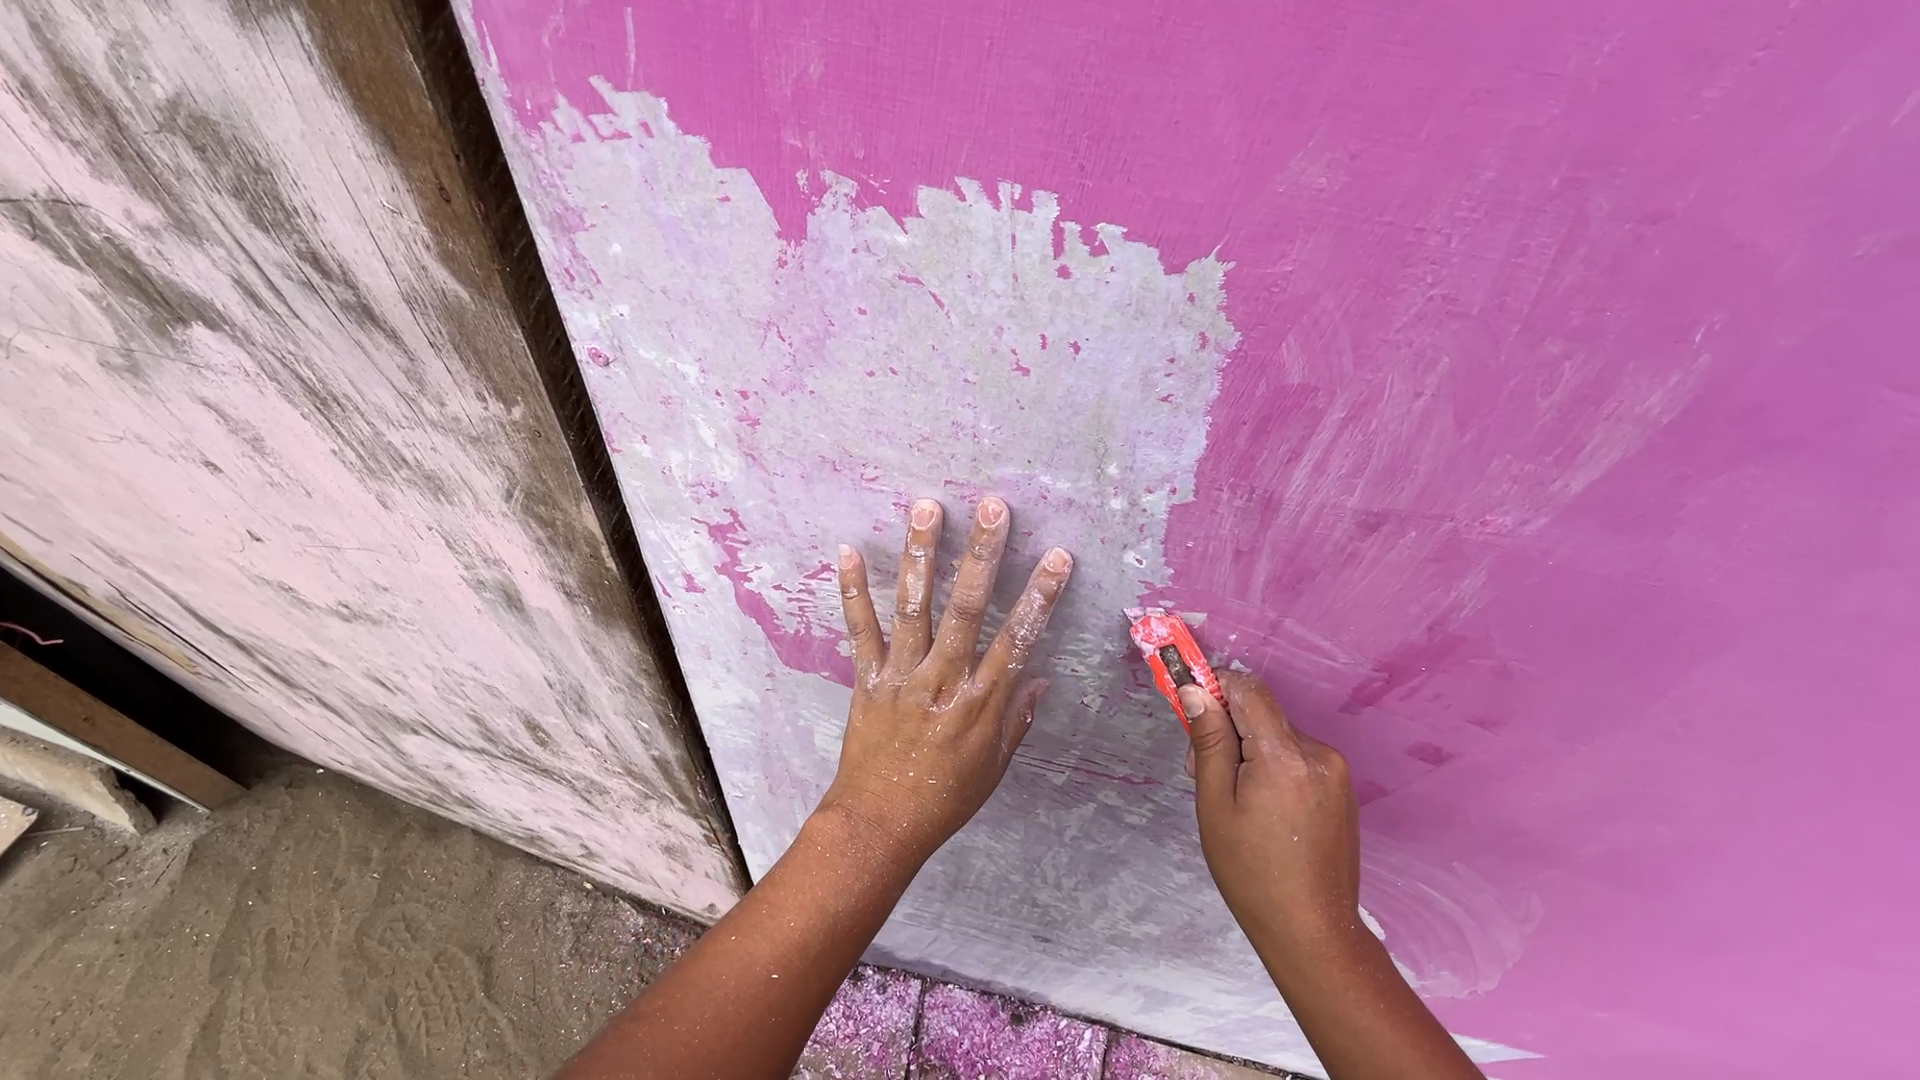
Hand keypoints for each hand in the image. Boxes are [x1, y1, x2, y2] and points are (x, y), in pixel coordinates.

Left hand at [820, 496, 1072, 866]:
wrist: (879, 825)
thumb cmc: (943, 800)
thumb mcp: (994, 767)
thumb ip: (1016, 719)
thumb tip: (1040, 678)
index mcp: (981, 703)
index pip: (1018, 639)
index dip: (1039, 596)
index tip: (1056, 556)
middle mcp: (943, 680)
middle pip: (968, 608)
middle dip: (982, 554)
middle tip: (993, 507)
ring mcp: (902, 676)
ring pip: (915, 607)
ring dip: (922, 554)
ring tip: (926, 508)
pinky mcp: (867, 679)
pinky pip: (860, 629)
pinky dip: (853, 590)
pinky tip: (847, 550)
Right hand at [1181, 672, 1363, 957]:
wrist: (1312, 930)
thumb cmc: (1251, 873)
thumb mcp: (1215, 805)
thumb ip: (1209, 742)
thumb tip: (1196, 692)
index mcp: (1284, 756)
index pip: (1248, 690)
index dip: (1216, 686)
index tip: (1191, 703)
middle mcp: (1318, 754)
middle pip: (1262, 714)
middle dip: (1228, 728)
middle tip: (1204, 771)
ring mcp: (1335, 772)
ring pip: (1278, 736)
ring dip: (1250, 750)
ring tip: (1236, 800)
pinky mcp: (1342, 789)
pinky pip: (1297, 758)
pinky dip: (1273, 767)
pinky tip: (1264, 809)